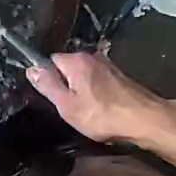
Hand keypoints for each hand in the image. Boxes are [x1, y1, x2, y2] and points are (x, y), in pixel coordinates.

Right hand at [25, 51, 175, 145]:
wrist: (144, 119)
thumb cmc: (102, 115)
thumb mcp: (67, 105)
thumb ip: (48, 85)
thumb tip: (31, 69)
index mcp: (76, 61)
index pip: (50, 61)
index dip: (48, 79)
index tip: (54, 97)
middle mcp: (92, 56)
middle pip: (68, 68)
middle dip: (67, 85)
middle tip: (71, 108)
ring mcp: (108, 65)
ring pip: (84, 75)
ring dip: (83, 90)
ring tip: (88, 111)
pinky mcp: (119, 76)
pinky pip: (98, 81)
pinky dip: (97, 93)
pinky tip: (102, 109)